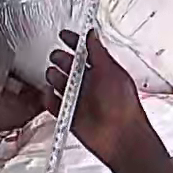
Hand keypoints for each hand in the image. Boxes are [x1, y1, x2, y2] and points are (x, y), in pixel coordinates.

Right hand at [45, 28, 151, 167]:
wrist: (121, 138)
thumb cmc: (123, 106)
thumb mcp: (110, 71)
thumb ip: (98, 52)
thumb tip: (92, 34)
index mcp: (102, 71)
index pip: (85, 51)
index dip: (74, 42)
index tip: (64, 35)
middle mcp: (90, 84)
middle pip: (69, 66)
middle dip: (61, 59)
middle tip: (56, 57)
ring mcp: (80, 100)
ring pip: (60, 83)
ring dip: (54, 77)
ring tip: (53, 75)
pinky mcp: (70, 116)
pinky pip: (54, 104)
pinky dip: (49, 99)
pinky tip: (50, 94)